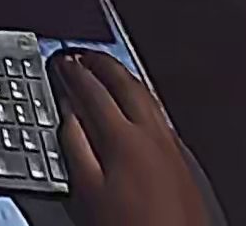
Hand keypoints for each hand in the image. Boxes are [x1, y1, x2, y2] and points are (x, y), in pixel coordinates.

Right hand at [51, 49, 207, 225]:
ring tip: (105, 69)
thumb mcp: (88, 191)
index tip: (60, 62)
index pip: (92, 89)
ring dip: (122, 76)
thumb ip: (73, 144)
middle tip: (81, 54)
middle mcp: (151, 135)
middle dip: (100, 63)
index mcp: (123, 138)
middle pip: (124, 83)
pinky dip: (140, 96)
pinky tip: (132, 102)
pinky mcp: (185, 163)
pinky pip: (159, 113)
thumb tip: (66, 111)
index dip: (72, 71)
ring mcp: (172, 147)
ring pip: (146, 95)